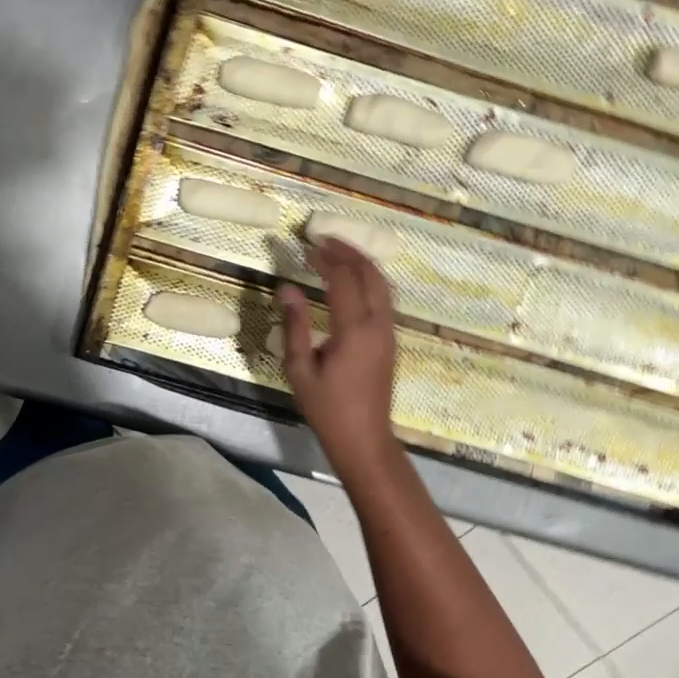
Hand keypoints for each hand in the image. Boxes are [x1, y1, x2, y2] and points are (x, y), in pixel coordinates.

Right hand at [279, 239, 401, 473]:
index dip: (325, 259)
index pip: (343, 279)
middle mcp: (378, 324)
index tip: (306, 247)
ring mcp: (389, 332)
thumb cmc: (327, 408)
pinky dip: (370, 280)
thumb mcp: (300, 369)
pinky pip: (385, 298)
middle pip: (370, 274)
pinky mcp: (390, 340)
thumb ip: (294, 326)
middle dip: (348, 251)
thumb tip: (287, 289)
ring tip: (339, 252)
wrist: (364, 438)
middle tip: (324, 239)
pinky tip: (353, 280)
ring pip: (383, 284)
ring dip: (362, 263)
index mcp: (355, 330)